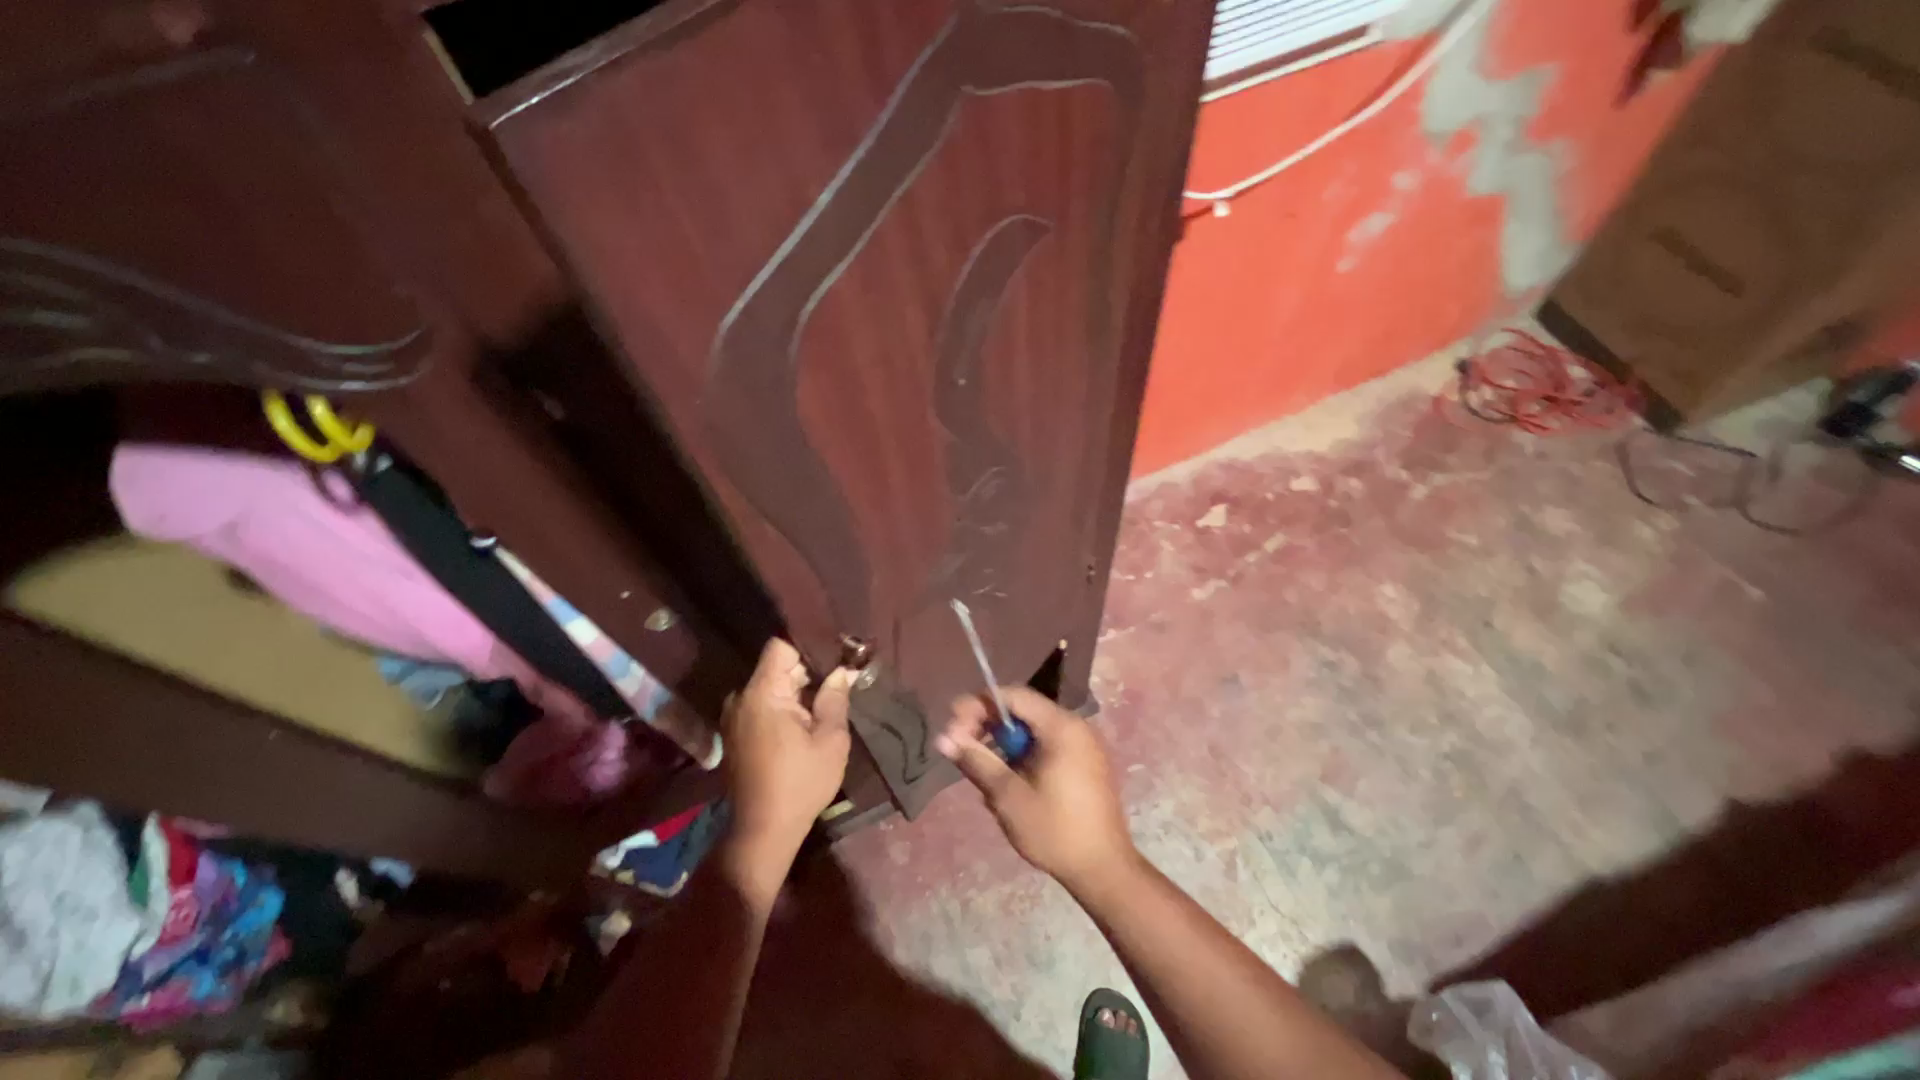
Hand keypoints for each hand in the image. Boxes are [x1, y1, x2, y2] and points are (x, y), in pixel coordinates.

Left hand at [720, 638, 853, 894]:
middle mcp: (740, 697)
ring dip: (796, 691)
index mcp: (762, 693)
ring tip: (827, 699)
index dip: (809, 645)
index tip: (836, 652)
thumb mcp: (831, 740)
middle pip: (776, 667)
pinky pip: (761, 706)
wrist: (763, 830)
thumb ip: (835, 698)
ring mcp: (734, 716)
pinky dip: (783, 707)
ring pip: (770, 687)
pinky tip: (806, 722)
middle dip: (808, 670)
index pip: (781, 646)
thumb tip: (842, 671)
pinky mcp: (735, 734)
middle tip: (841, 677)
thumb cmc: (801, 783)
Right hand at [937, 686, 1136, 893]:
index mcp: (1062, 727)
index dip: (979, 706)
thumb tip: (943, 738)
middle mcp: (1076, 728)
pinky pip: (1047, 749)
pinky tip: (1008, 787)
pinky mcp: (1086, 766)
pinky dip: (1023, 759)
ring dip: (1004, 748)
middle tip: (960, 750)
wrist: (1103, 869)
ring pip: (1032, 734)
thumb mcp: (1007, 795)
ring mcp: (1084, 747)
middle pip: (1022, 713)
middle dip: (988, 728)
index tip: (954, 727)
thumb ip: (976, 760)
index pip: (1013, 696)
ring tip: (983, 776)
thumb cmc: (1054, 829)